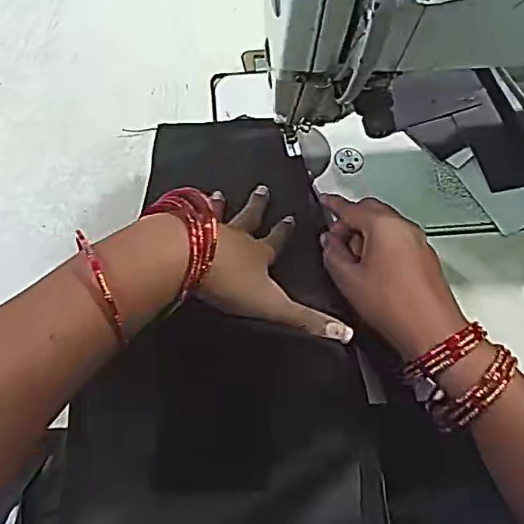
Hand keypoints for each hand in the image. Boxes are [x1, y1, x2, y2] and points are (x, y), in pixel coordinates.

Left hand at [194, 185, 352, 342]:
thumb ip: (305, 319)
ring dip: (221, 205)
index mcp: (258, 253)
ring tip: (220, 195)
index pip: (276, 240)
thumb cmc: (228, 279)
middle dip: (258, 206)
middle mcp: (235, 236)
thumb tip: (341, 332)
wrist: (187, 257)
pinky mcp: (182, 229)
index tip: (289, 218)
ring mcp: (207, 229)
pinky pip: (188, 214)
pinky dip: (189, 209)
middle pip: (249, 217)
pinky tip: (184, 206)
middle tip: (261, 191)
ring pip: (219, 213)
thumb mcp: (273, 305)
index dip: (284, 231)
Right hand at [318, 194, 467, 358]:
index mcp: (383, 225)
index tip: (324, 200)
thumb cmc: (397, 307)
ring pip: (385, 225)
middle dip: (350, 221)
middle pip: (371, 211)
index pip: (351, 207)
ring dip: (366, 234)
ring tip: (352, 260)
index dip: (332, 204)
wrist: (432, 332)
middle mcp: (404, 228)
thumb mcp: (348, 280)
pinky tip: (372, 270)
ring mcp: (418, 241)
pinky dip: (382, 245)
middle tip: (334, 239)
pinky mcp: (425, 256)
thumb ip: (332, 253)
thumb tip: (329, 243)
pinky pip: (398, 240)